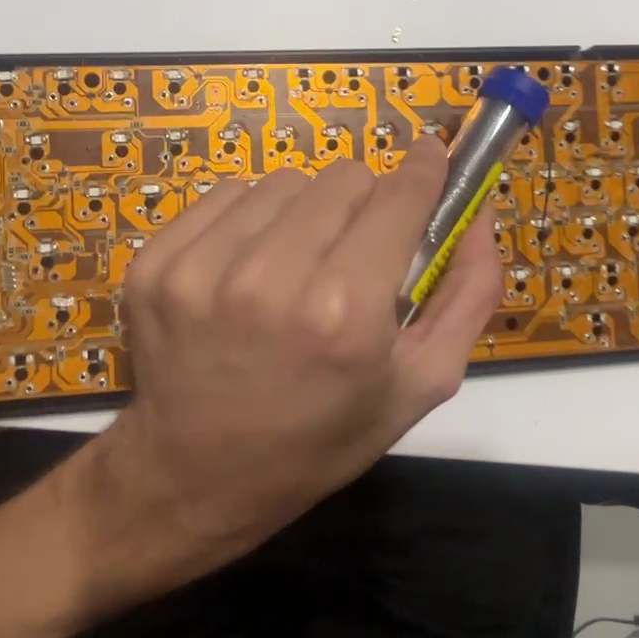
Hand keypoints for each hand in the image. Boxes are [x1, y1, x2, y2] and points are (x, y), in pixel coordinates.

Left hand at [86, 138, 501, 579]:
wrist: (196, 478)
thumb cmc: (319, 439)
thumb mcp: (420, 386)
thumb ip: (468, 293)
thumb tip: (481, 211)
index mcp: (344, 315)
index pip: (399, 196)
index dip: (424, 173)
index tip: (432, 158)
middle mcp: (270, 280)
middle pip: (344, 178)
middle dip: (365, 205)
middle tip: (355, 251)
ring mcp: (202, 267)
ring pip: (284, 183)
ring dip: (305, 212)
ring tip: (296, 266)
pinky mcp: (157, 262)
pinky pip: (226, 195)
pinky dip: (250, 220)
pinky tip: (247, 269)